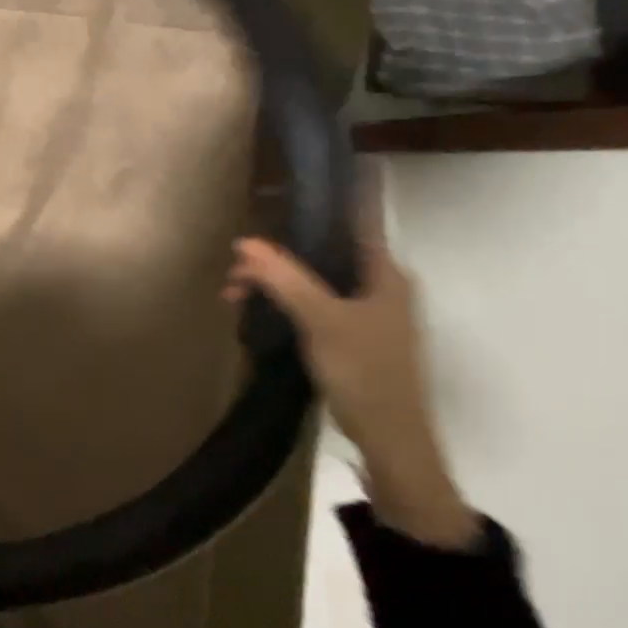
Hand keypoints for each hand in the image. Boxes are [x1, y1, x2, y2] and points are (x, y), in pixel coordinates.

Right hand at [226, 229, 480, 549]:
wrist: (393, 443)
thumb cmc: (365, 372)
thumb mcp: (321, 321)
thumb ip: (283, 279)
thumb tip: (244, 242)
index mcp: (386, 274)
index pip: (357, 221)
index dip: (328, 201)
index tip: (292, 185)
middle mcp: (381, 287)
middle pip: (322, 254)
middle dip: (275, 257)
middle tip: (235, 272)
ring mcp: (369, 314)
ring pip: (313, 281)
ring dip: (274, 283)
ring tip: (234, 297)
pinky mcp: (354, 339)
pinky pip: (313, 305)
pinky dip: (285, 304)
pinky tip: (255, 313)